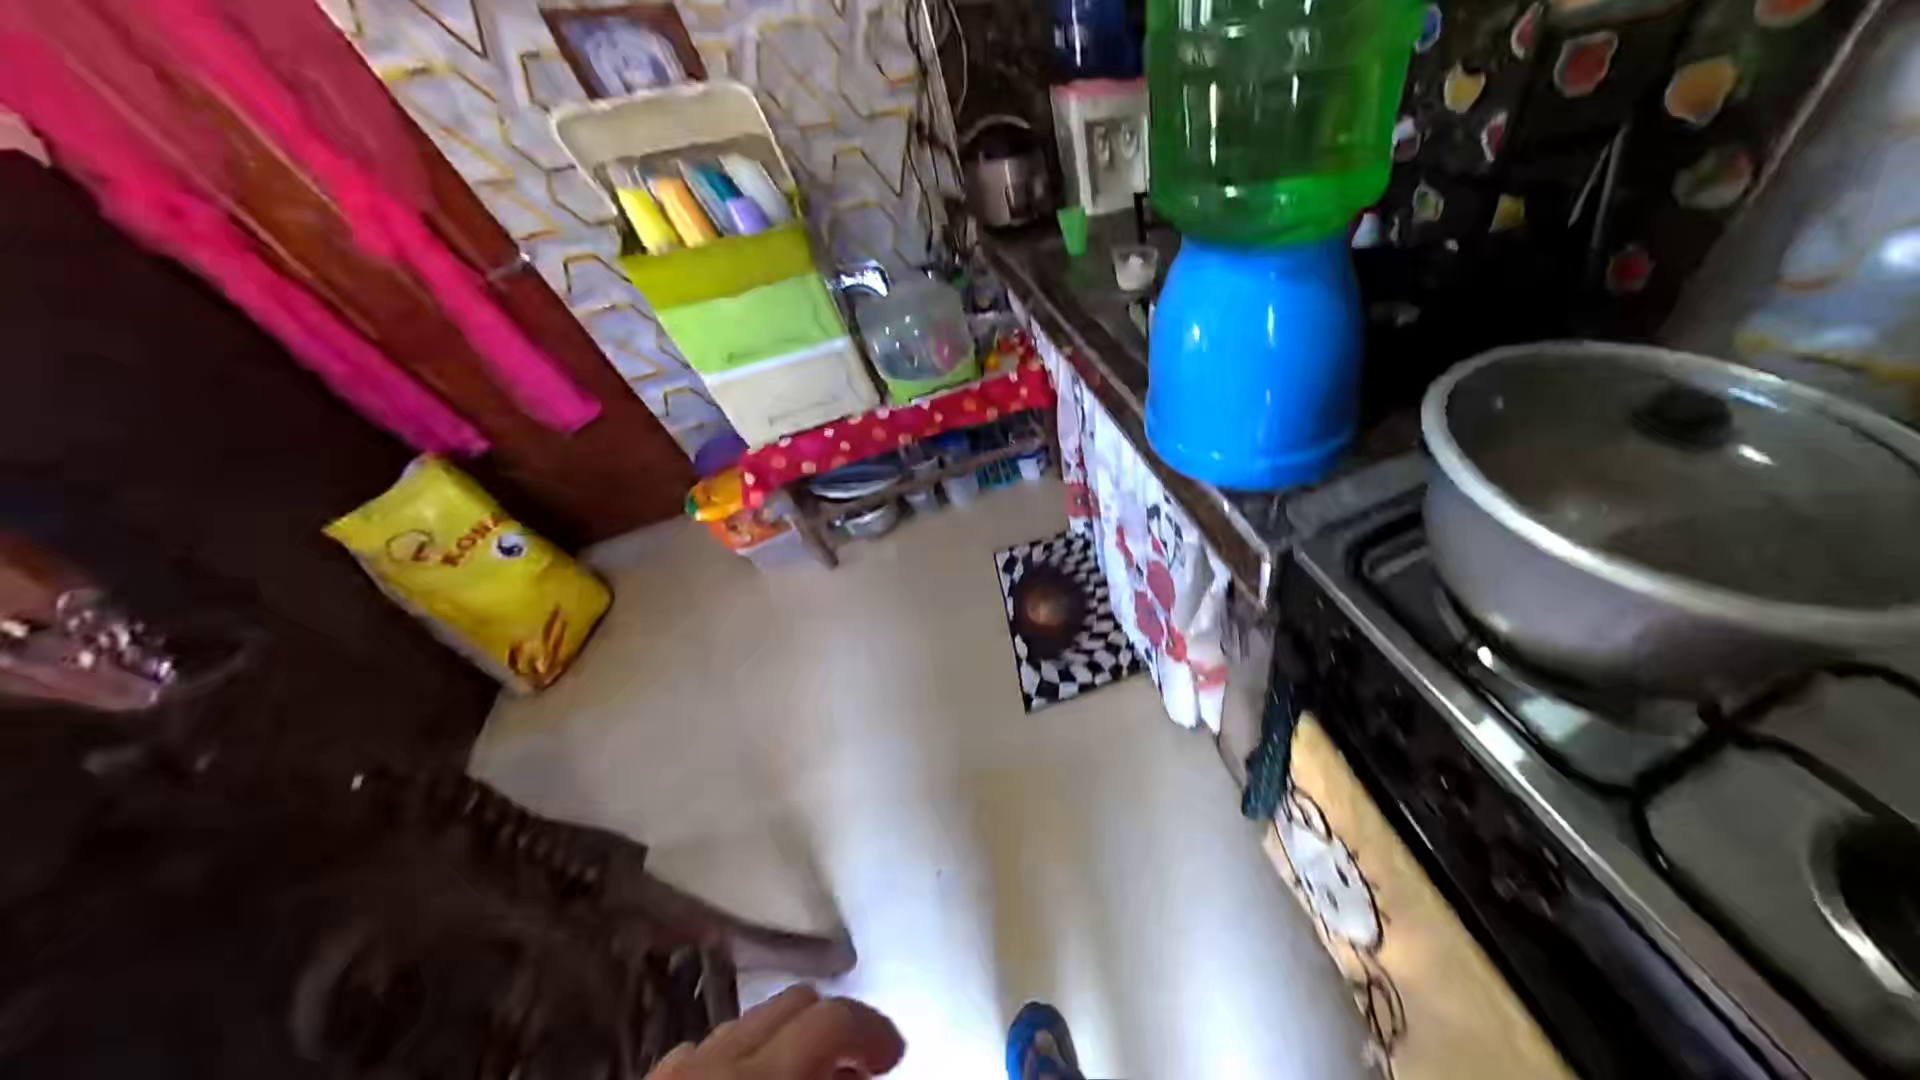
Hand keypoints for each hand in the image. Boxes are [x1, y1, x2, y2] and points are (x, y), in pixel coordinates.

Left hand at [646, 984, 903, 1079]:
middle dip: (836, 1029)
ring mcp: (675, 1073)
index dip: (874, 1030)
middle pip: (794, 1003)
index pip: (831, 1021)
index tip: (895, 1056)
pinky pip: (708, 1050)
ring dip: (791, 1041)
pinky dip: (742, 1061)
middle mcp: (715, 1064)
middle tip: (857, 1072)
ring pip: (751, 1022)